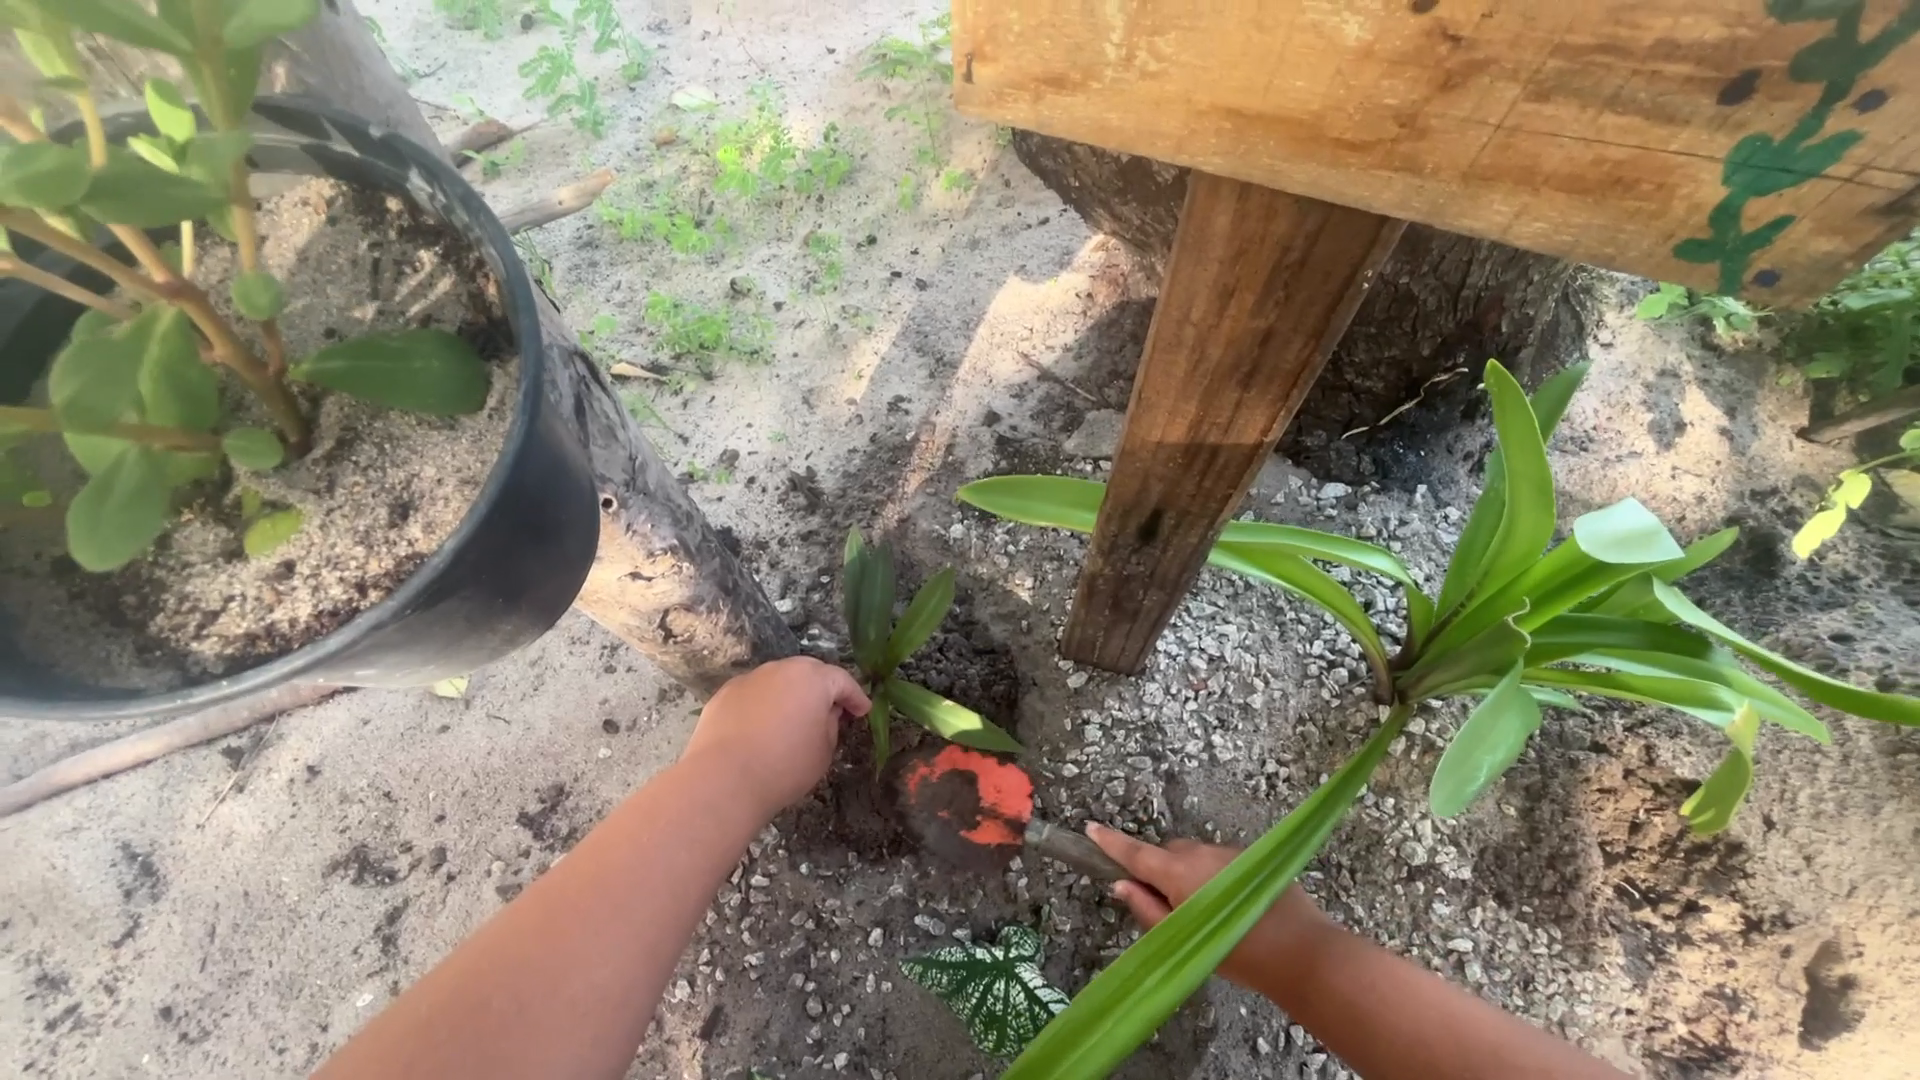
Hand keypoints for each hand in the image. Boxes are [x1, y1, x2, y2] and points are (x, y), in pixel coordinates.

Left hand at [679, 656, 870, 816]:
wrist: (723, 781)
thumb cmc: (784, 766)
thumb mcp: (824, 751)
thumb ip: (831, 725)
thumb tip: (826, 714)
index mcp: (812, 678)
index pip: (842, 681)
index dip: (856, 697)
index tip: (863, 711)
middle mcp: (781, 669)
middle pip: (809, 673)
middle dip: (822, 690)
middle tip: (831, 712)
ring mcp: (750, 679)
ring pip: (778, 681)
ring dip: (790, 696)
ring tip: (794, 720)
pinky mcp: (724, 694)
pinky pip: (754, 695)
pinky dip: (763, 705)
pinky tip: (762, 729)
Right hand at [1087, 823, 1331, 992]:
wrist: (1303, 953)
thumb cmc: (1238, 954)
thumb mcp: (1184, 939)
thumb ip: (1148, 910)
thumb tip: (1121, 886)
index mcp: (1178, 872)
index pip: (1135, 852)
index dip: (1111, 841)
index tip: (1090, 827)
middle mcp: (1201, 853)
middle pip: (1168, 852)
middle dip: (1163, 870)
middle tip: (1172, 907)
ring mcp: (1229, 852)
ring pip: (1197, 856)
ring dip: (1193, 874)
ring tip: (1211, 912)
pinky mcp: (1254, 857)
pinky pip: (1222, 860)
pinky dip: (1218, 875)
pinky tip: (1236, 905)